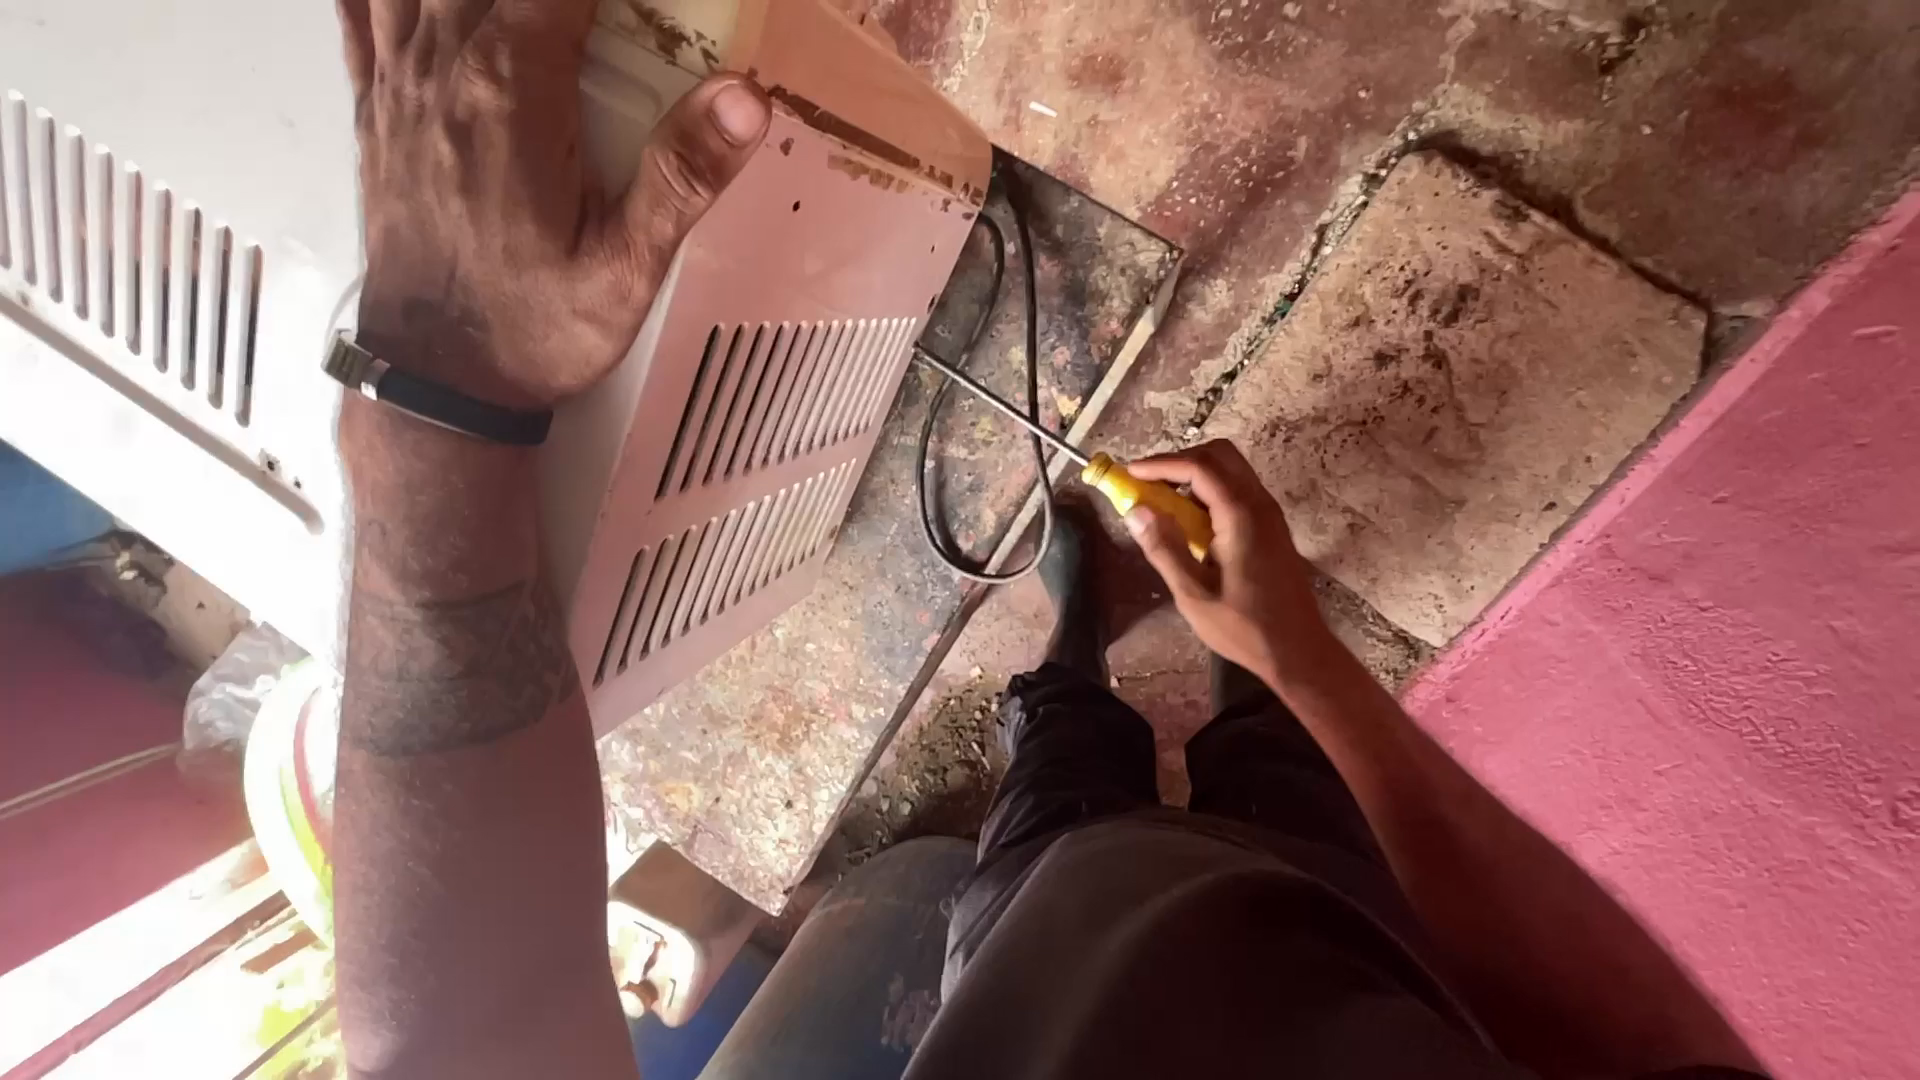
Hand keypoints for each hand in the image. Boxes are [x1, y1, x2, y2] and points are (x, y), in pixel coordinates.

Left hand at [335, 0, 770, 408]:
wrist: (441, 375)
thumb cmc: (542, 326)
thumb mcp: (629, 268)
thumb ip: (681, 178)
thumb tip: (747, 97)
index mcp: (514, 89)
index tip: (660, 10)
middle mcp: (444, 62)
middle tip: (624, 19)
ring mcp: (398, 79)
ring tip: (547, 19)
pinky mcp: (376, 106)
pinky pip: (364, 4)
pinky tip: (431, 4)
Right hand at [1125, 440, 1333, 681]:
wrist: (1297, 649)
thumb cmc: (1244, 627)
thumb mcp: (1193, 594)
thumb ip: (1164, 549)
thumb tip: (1135, 512)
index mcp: (1241, 517)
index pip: (1200, 467)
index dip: (1161, 464)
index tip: (1130, 474)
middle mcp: (1260, 504)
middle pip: (1220, 455)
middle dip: (1178, 460)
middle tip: (1147, 483)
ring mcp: (1269, 513)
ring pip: (1230, 469)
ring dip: (1194, 474)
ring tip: (1161, 500)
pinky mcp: (1270, 526)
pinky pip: (1237, 489)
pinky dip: (1208, 489)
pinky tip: (1188, 519)